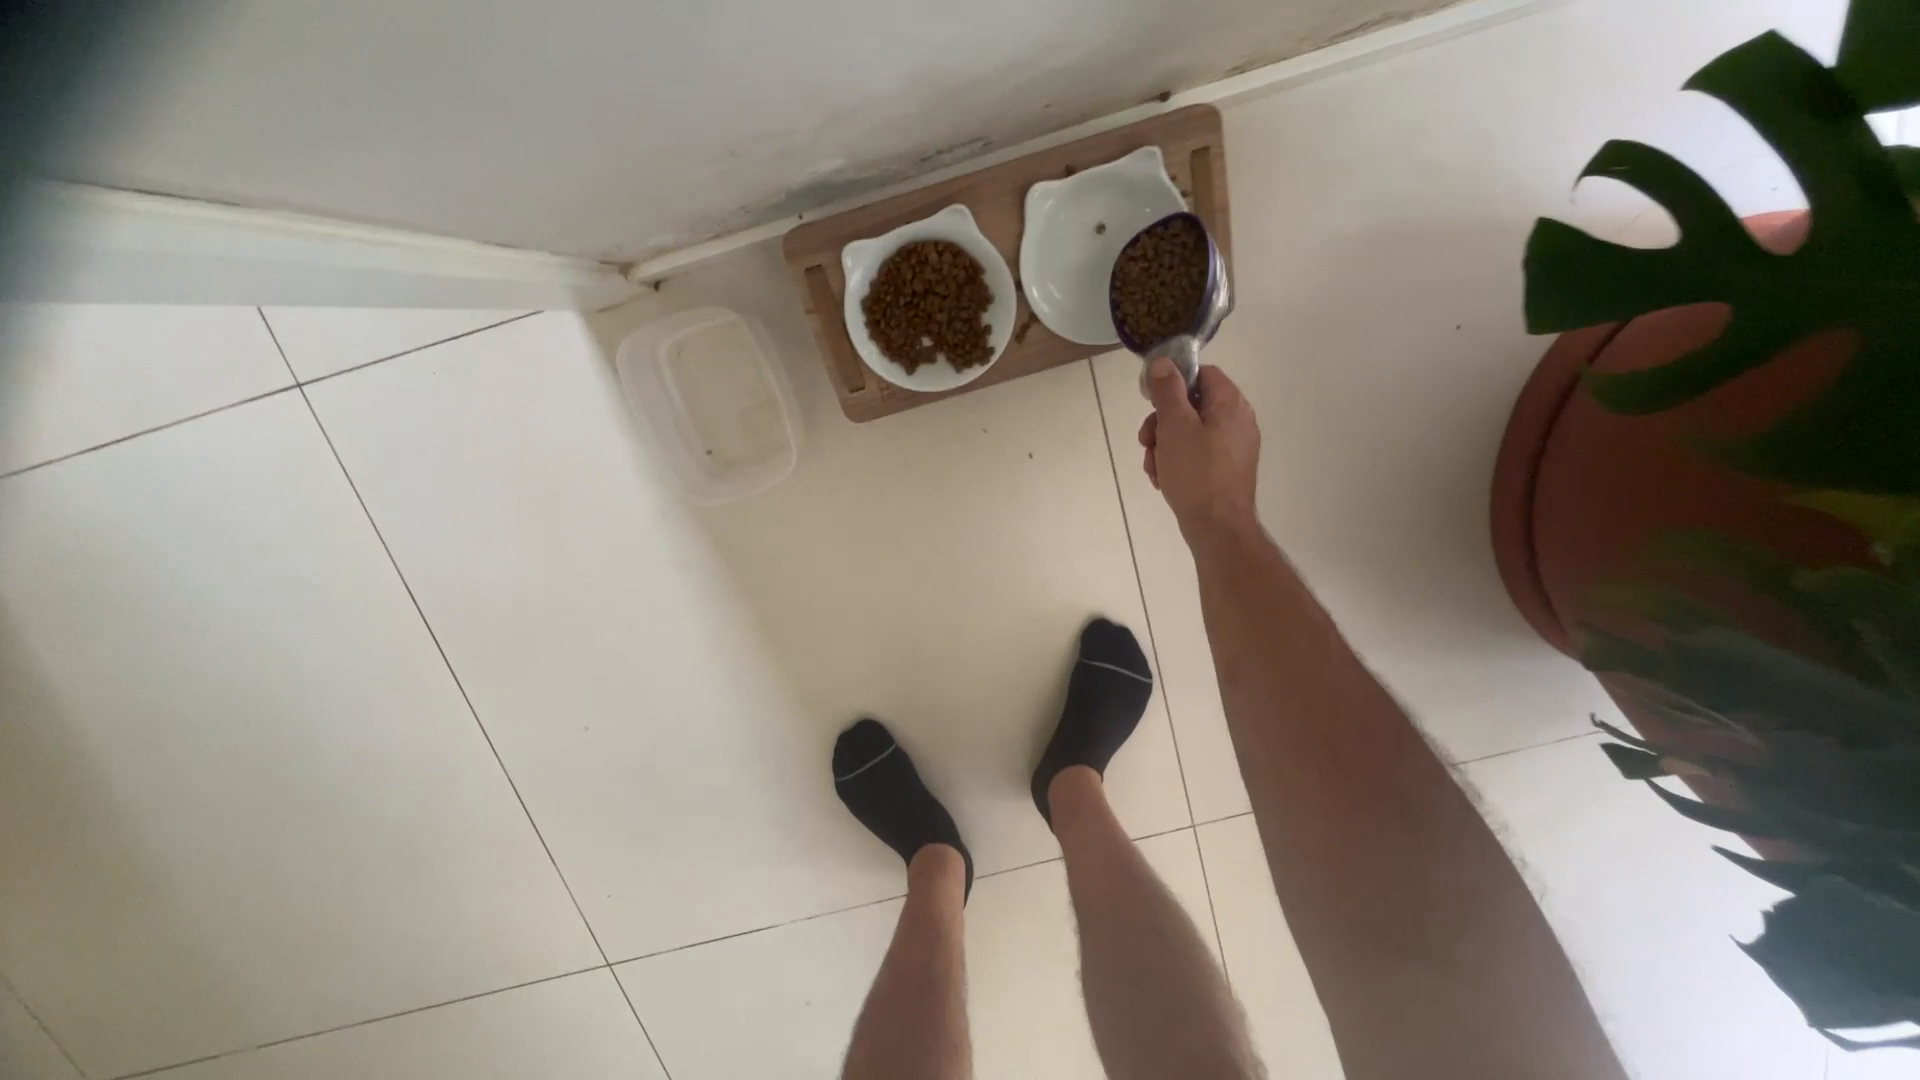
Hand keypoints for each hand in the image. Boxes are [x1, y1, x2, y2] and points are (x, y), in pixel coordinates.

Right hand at [1138, 357, 1260, 541]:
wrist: (1217, 528)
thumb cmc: (1196, 473)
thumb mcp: (1175, 426)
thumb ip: (1168, 391)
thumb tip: (1163, 362)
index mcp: (1230, 404)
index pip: (1202, 374)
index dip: (1173, 383)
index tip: (1150, 401)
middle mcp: (1237, 421)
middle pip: (1192, 405)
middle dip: (1162, 422)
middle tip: (1146, 442)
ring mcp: (1233, 447)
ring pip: (1189, 432)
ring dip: (1164, 445)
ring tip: (1154, 467)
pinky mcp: (1226, 470)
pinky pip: (1197, 454)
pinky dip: (1177, 462)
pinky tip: (1164, 479)